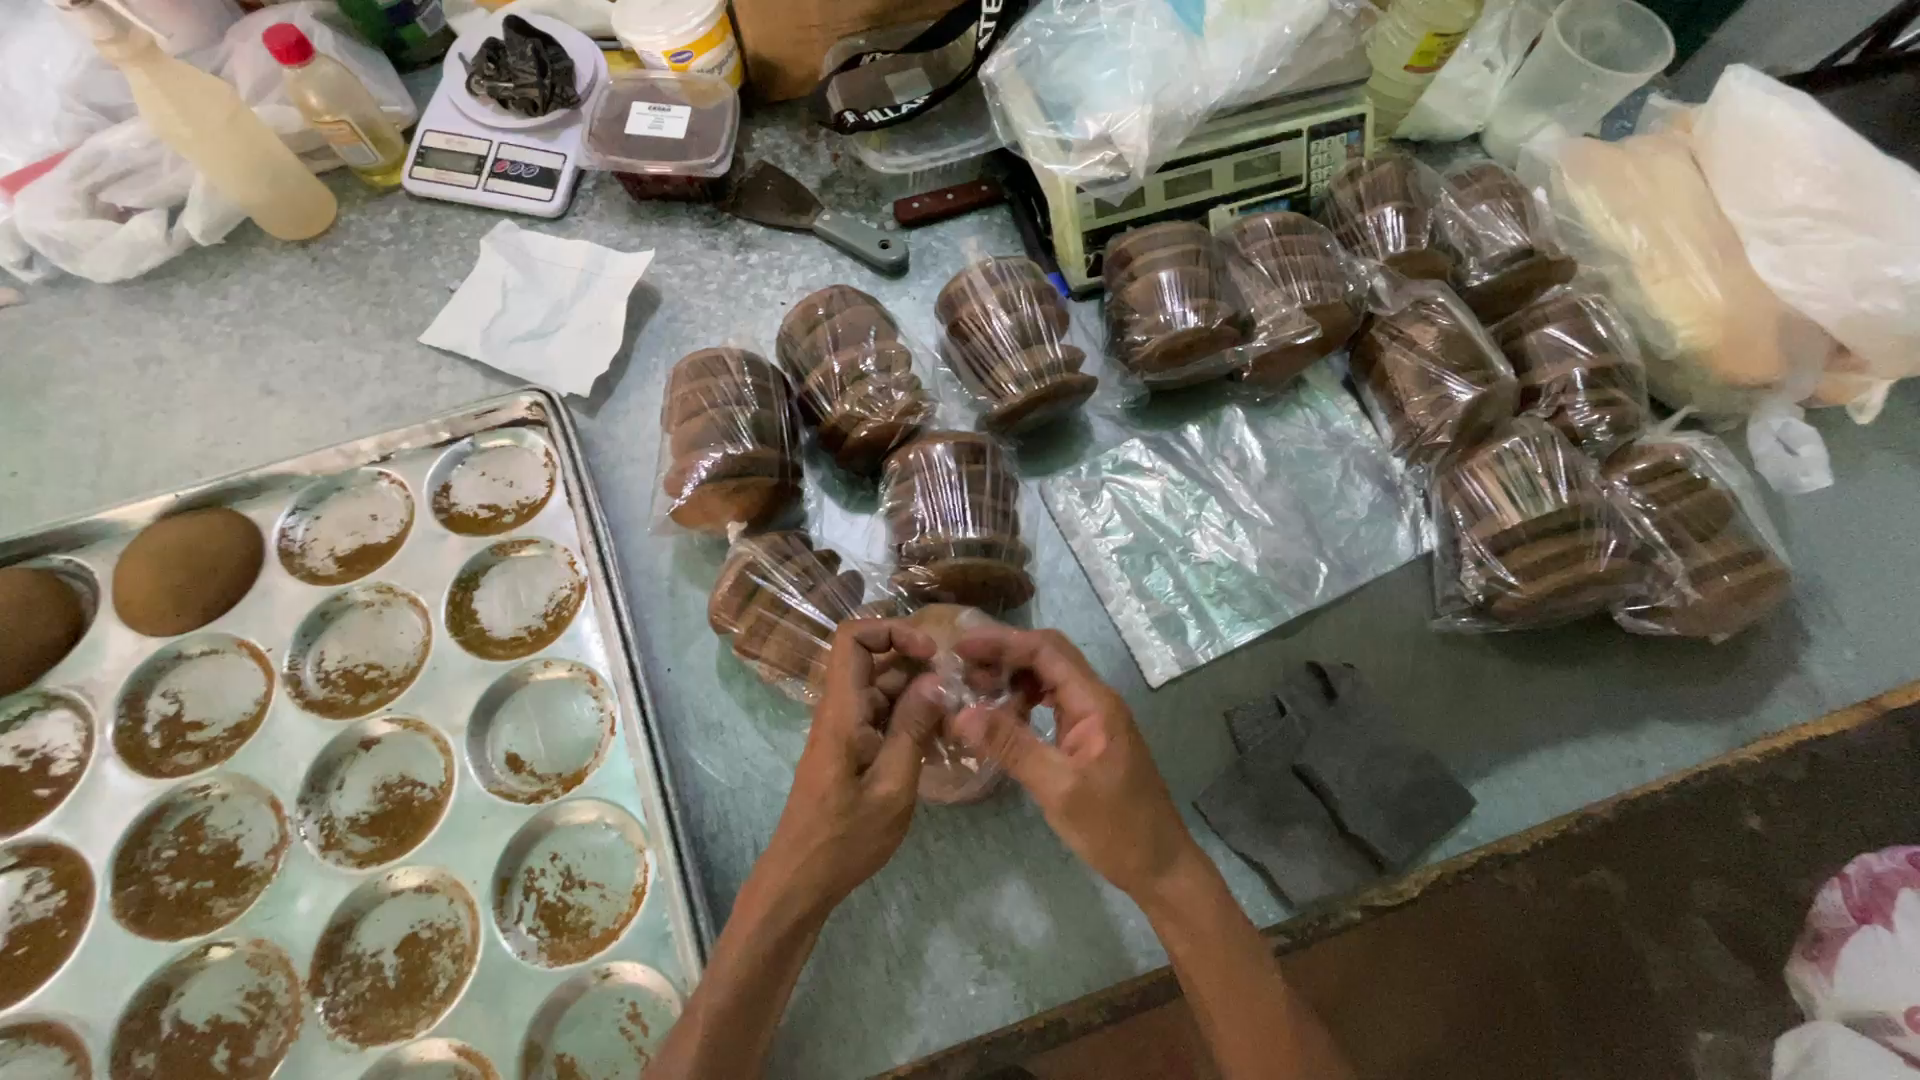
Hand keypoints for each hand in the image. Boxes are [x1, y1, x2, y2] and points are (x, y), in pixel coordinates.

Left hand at [756, 618, 944, 921]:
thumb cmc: (846, 838)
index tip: (932, 655)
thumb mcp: (893, 786)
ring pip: (882, 689)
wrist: (801, 880)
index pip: (854, 638)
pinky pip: (881, 715)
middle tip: (959, 687)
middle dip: (917, 663)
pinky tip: (938, 740)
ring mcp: (844, 729)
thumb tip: (936, 679)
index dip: (893, 631)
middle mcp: (840, 710)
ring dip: (918, 694)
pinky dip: (909, 718)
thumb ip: (914, 728)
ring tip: (956, 716)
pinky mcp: (850, 749)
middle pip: (874, 661)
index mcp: (842, 711)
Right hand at [950, 625, 1201, 900]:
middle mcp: (1095, 700)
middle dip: (1004, 654)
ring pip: (1048, 679)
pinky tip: (998, 718)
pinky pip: (1051, 705)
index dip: (1002, 642)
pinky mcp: (1087, 738)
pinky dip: (1022, 703)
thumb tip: (962, 713)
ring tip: (972, 690)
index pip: (1046, 650)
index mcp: (1095, 702)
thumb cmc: (1115, 828)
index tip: (961, 647)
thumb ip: (1012, 746)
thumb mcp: (1058, 788)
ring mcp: (1093, 719)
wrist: (1160, 866)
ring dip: (1012, 678)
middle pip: (1047, 656)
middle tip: (960, 666)